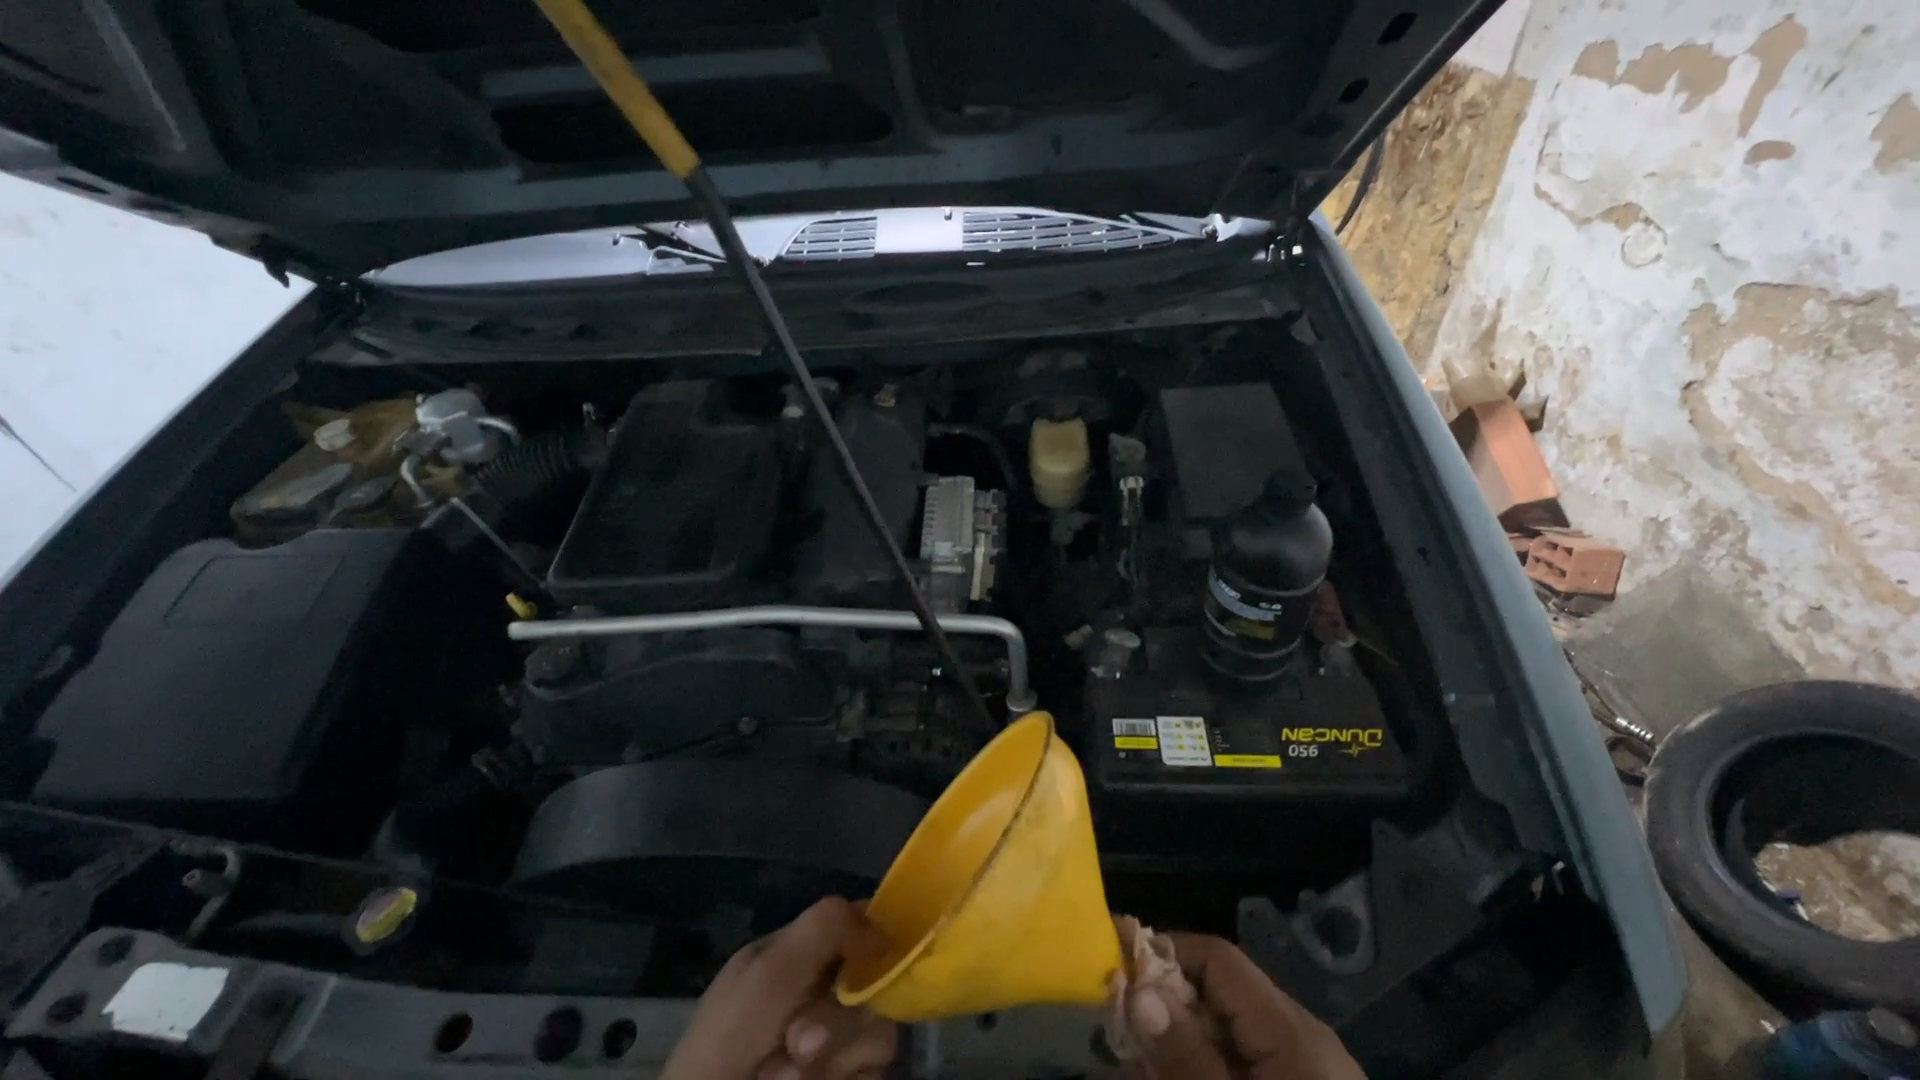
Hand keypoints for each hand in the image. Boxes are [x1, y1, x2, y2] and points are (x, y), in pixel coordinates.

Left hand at [662, 898, 898, 1079]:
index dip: (876, 937)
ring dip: (834, 1057)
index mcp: (805, 955)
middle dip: (837, 1020)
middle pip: (876, 985)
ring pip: (879, 1032)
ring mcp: (840, 1039)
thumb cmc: (732, 1031)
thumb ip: (827, 927)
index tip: (872, 956)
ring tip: (785, 1074)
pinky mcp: (849, 1074)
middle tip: (797, 1041)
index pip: (860, 927)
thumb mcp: (771, 967)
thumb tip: (885, 930)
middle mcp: (827, 992)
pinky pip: (874, 1071)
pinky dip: (843, 1079)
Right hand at [1121, 932, 1362, 1079]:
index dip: (1164, 954)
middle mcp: (1305, 1036)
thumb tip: (1140, 990)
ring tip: (1149, 1071)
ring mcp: (1312, 1070)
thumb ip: (1185, 1055)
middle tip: (1120, 1036)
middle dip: (1168, 1005)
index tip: (1114, 972)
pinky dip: (1213, 1067)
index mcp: (1291, 1030)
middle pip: (1223, 991)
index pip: (1217, 957)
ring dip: (1185, 1042)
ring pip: (1233, 1030)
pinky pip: (1251, 1063)